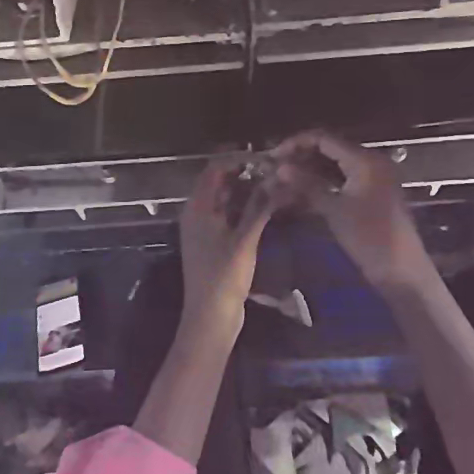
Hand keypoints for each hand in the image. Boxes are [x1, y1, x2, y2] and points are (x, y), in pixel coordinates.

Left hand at [178, 155, 283, 337]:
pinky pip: (228, 214)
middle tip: (273, 168)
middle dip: (244, 172)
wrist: (211, 318)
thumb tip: (276, 177)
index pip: (214, 169)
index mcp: (197, 208)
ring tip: (274, 182)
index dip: (237, 159)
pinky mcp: (213, 242)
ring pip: (225, 199)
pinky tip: (265, 206)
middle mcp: (197, 214)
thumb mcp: (245, 240)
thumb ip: (260, 206)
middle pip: (218, 182)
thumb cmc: (224, 277)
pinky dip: (244, 207)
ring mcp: (204, 229)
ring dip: (246, 190)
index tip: (264, 156)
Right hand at [271, 131, 440, 296]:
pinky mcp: (372, 193)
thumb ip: (308, 185)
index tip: (273, 156)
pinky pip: (343, 179)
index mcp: (365, 160)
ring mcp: (373, 177)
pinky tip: (302, 191)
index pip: (325, 139)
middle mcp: (370, 162)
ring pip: (335, 165)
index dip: (297, 143)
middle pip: (330, 149)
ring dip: (311, 170)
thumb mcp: (335, 210)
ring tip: (284, 180)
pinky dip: (324, 183)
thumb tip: (280, 168)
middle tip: (275, 169)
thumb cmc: (369, 237)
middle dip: (302, 157)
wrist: (401, 270)